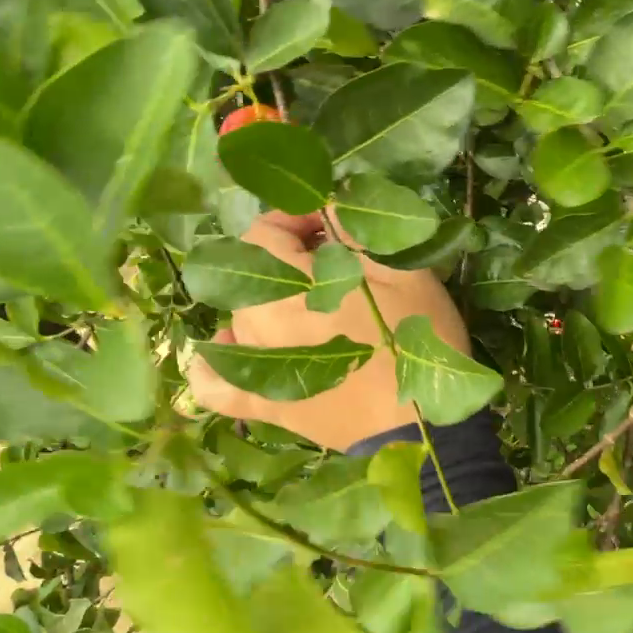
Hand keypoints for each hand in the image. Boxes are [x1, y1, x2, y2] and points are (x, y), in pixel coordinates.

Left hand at [187, 211, 469, 451]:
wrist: (419, 427)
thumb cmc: (416, 344)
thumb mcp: (406, 276)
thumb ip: (361, 236)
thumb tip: (332, 205)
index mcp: (291, 285)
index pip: (264, 231)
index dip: (295, 218)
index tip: (334, 226)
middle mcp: (256, 321)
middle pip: (252, 272)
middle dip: (288, 258)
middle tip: (338, 266)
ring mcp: (253, 365)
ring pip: (240, 316)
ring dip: (270, 299)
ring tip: (312, 307)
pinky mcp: (261, 403)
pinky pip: (213, 381)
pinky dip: (214, 361)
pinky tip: (228, 349)